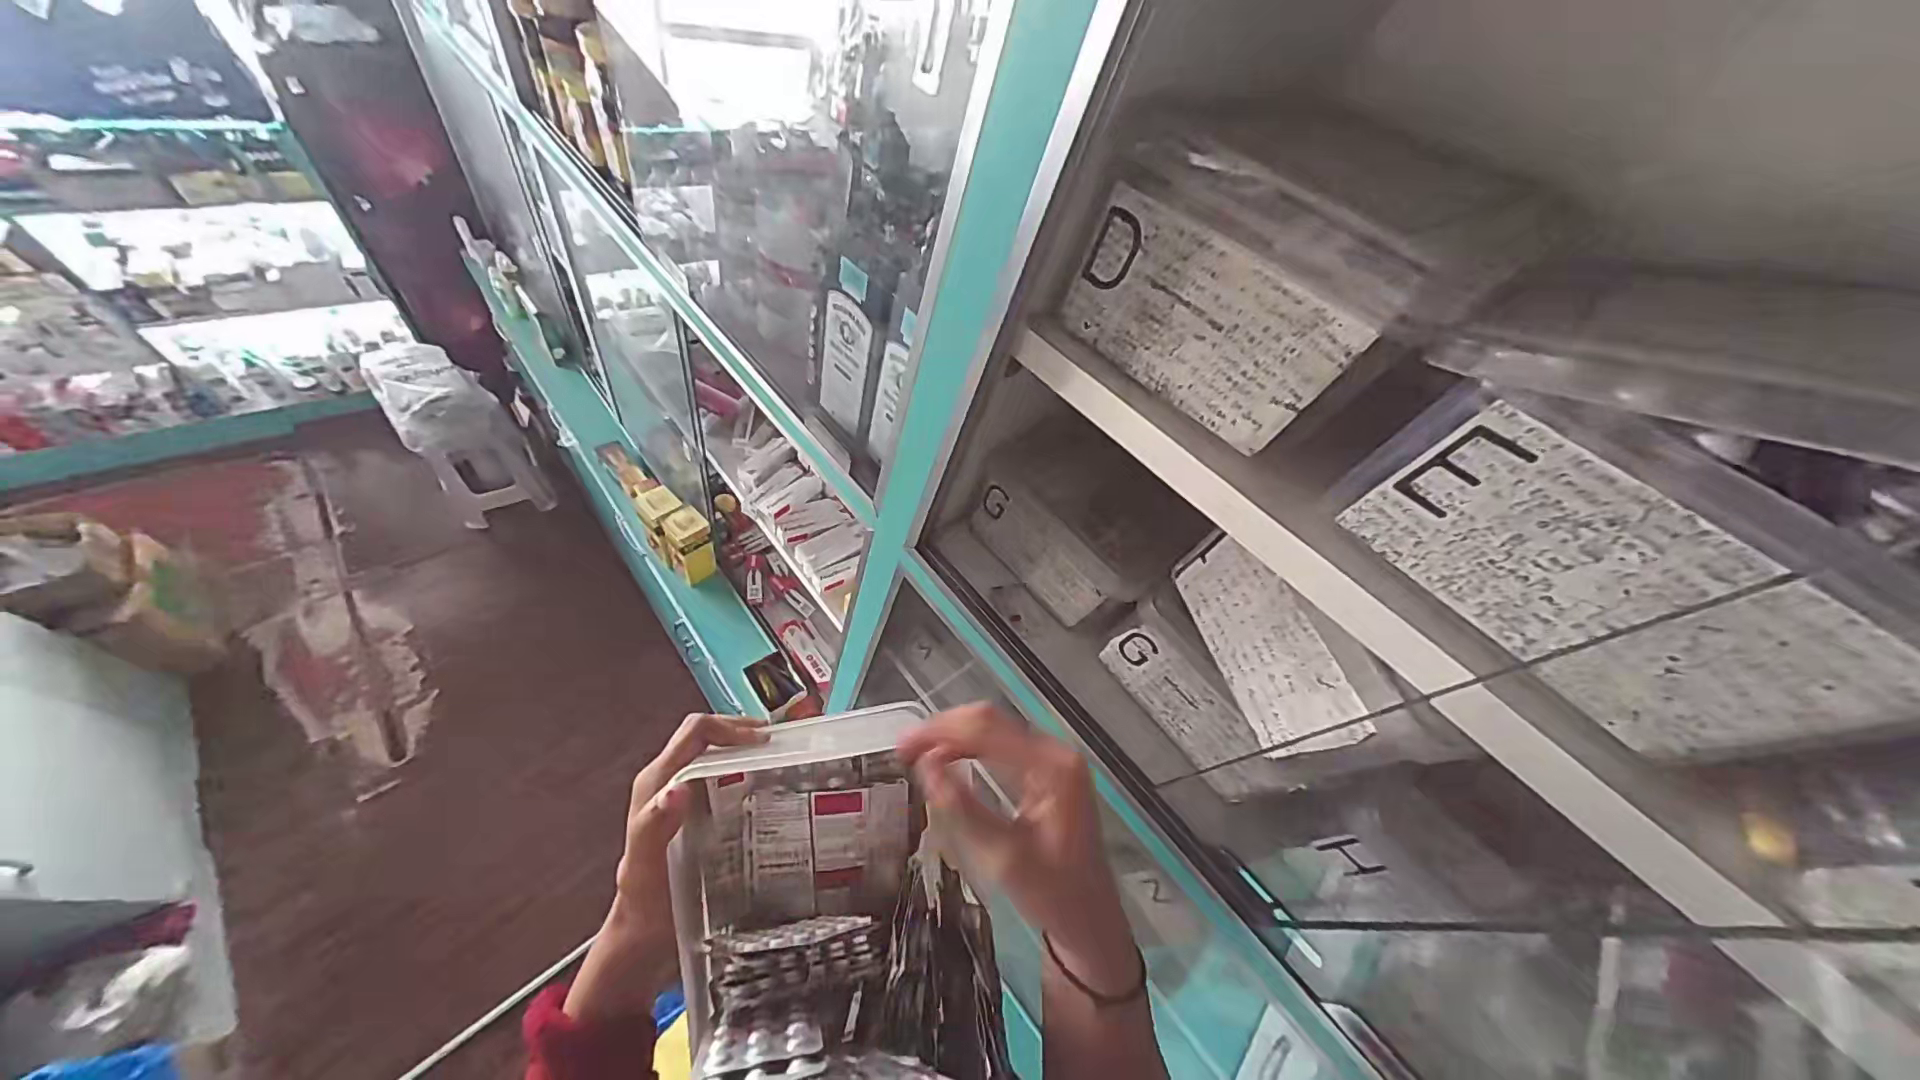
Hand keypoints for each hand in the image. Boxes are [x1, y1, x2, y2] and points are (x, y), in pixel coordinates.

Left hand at [567, 712, 767, 1020]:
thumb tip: (676, 789)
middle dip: (743, 732)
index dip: (730, 728)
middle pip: (708, 735)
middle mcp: (668, 781)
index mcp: (657, 782)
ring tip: (777, 758)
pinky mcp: (694, 810)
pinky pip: (721, 775)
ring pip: (716, 752)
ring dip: (746, 749)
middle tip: (778, 743)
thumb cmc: (644, 903)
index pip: (696, 731)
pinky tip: (765, 786)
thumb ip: (653, 826)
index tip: (763, 741)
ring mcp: (681, 794)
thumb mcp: (645, 866)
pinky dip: (745, 770)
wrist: (642, 936)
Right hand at [897, 704, 1138, 995]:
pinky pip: (1001, 743)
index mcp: (1052, 767)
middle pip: (990, 721)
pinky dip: (969, 746)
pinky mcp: (1046, 769)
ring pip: (993, 727)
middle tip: (904, 748)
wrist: (1091, 920)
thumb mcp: (1002, 857)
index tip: (903, 746)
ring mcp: (1053, 758)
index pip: (987, 729)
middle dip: (943, 729)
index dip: (940, 731)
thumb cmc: (1053, 895)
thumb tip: (924, 765)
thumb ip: (963, 808)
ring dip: (954, 735)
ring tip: (917, 752)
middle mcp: (1055, 751)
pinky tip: (946, 758)